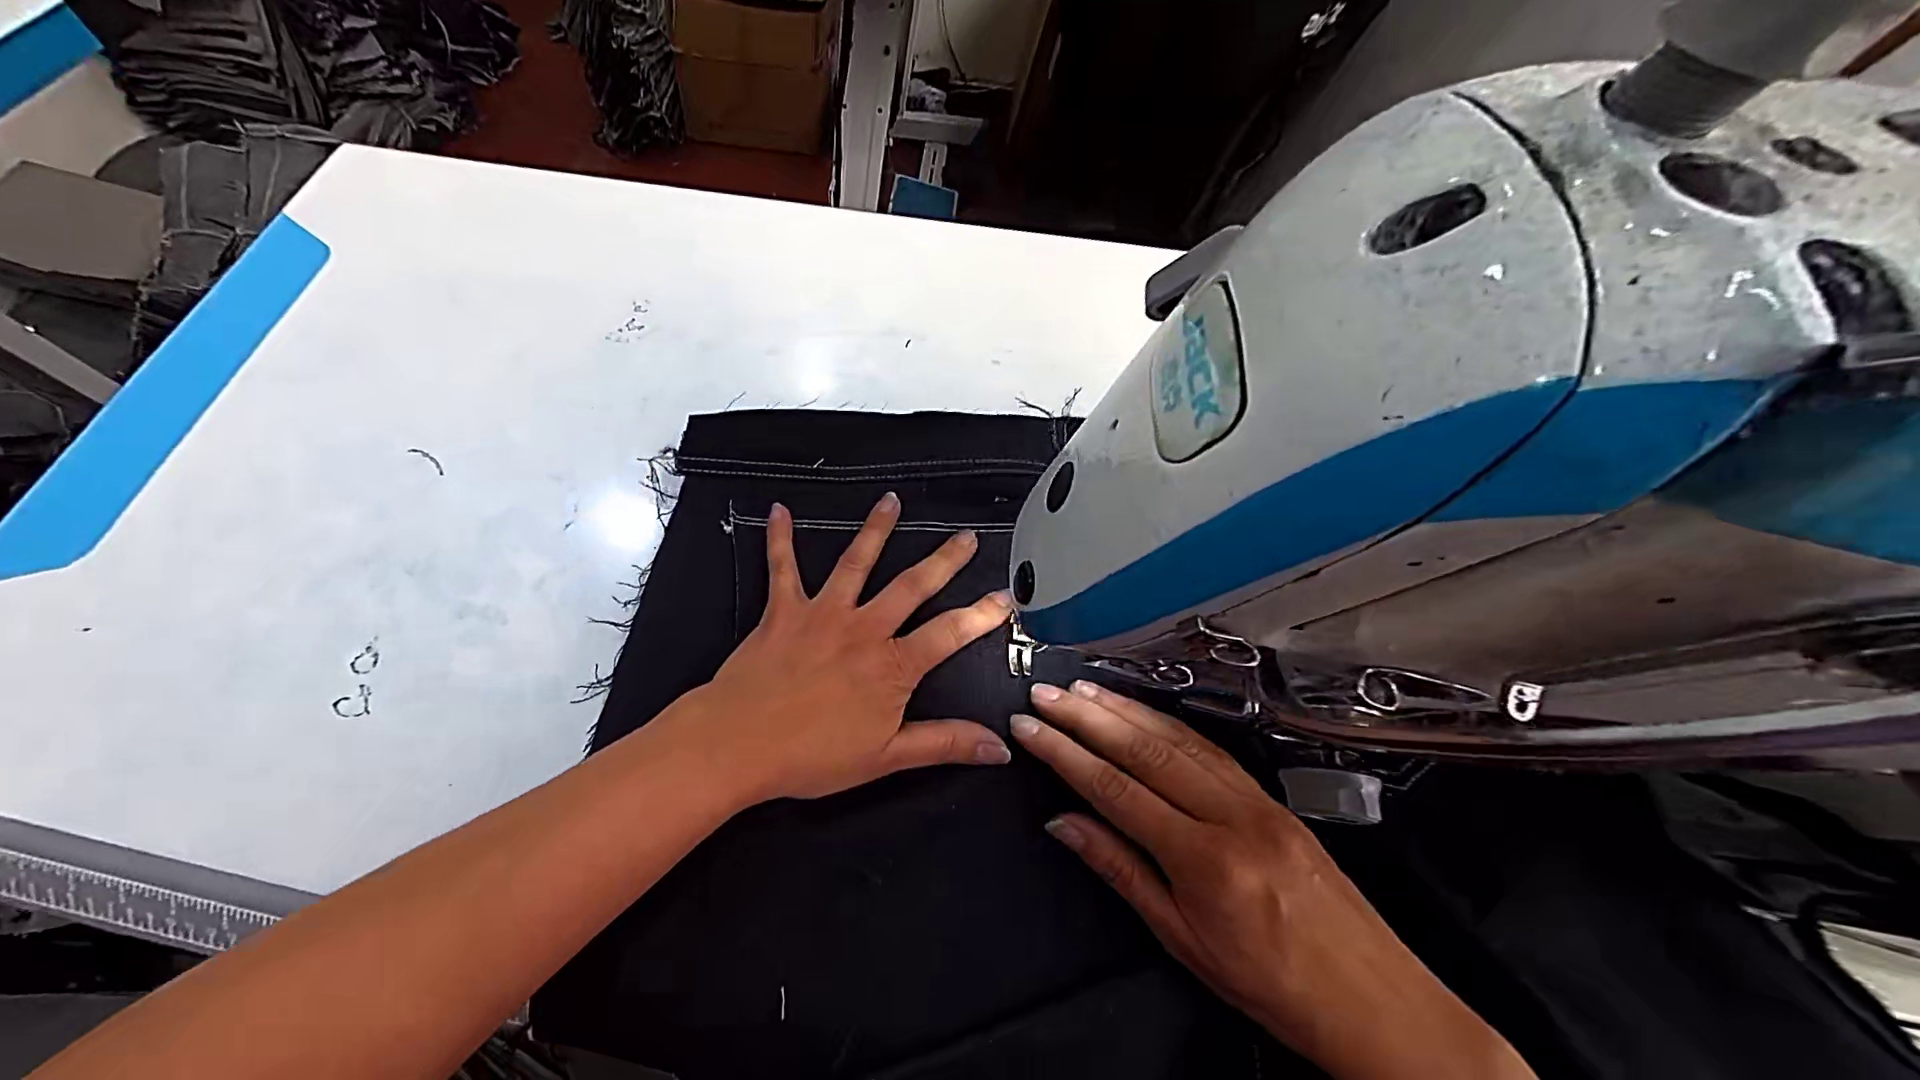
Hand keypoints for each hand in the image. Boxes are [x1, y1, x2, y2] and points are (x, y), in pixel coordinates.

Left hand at [658, 493, 1013, 803]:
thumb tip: (996, 746)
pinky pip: (783, 567)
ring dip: (876, 529)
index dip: (982, 615)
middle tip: (965, 539)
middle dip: (944, 560)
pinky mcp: (784, 611)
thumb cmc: (809, 755)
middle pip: (913, 586)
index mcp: (892, 665)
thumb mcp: (886, 757)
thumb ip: (944, 744)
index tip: (1004, 598)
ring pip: (857, 562)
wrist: (737, 744)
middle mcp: (863, 630)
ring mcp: (823, 614)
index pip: (950, 633)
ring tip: (892, 502)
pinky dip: (780, 539)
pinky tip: (781, 512)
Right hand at [1012, 681, 1534, 1079]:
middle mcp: (1232, 817)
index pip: (1115, 789)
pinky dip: (1167, 723)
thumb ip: (1119, 869)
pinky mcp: (1271, 797)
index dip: (1065, 754)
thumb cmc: (1279, 986)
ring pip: (1177, 739)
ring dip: (1124, 709)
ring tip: (1083, 690)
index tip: (1031, 730)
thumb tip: (1066, 825)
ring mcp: (1256, 801)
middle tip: (1047, 694)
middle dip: (1086, 716)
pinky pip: (1210, 748)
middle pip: (1143, 750)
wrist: (1375, 1001)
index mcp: (1206, 861)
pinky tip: (1143, 711)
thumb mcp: (1182, 939)